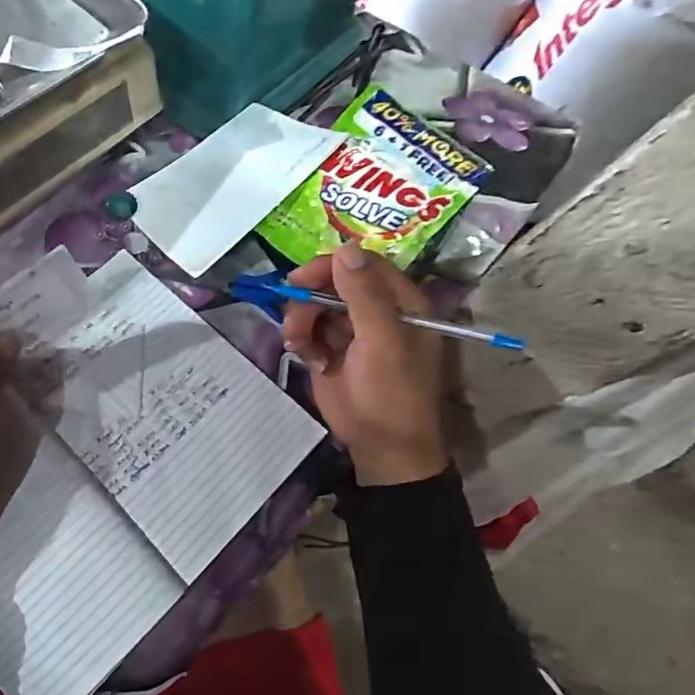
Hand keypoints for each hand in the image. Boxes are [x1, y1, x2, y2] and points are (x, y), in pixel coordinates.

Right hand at [280, 243, 451, 486]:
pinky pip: (307, 330)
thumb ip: (363, 294)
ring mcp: (351, 331)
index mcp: (400, 302)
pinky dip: (300, 340)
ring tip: (300, 345)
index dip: (331, 267)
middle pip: (332, 283)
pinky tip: (307, 358)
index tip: (301, 278)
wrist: (381, 445)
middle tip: (293, 315)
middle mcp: (375, 310)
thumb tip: (346, 249)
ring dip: (300, 321)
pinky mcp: (330, 351)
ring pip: (314, 306)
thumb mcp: (382, 340)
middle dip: (309, 298)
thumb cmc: (391, 392)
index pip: (362, 265)